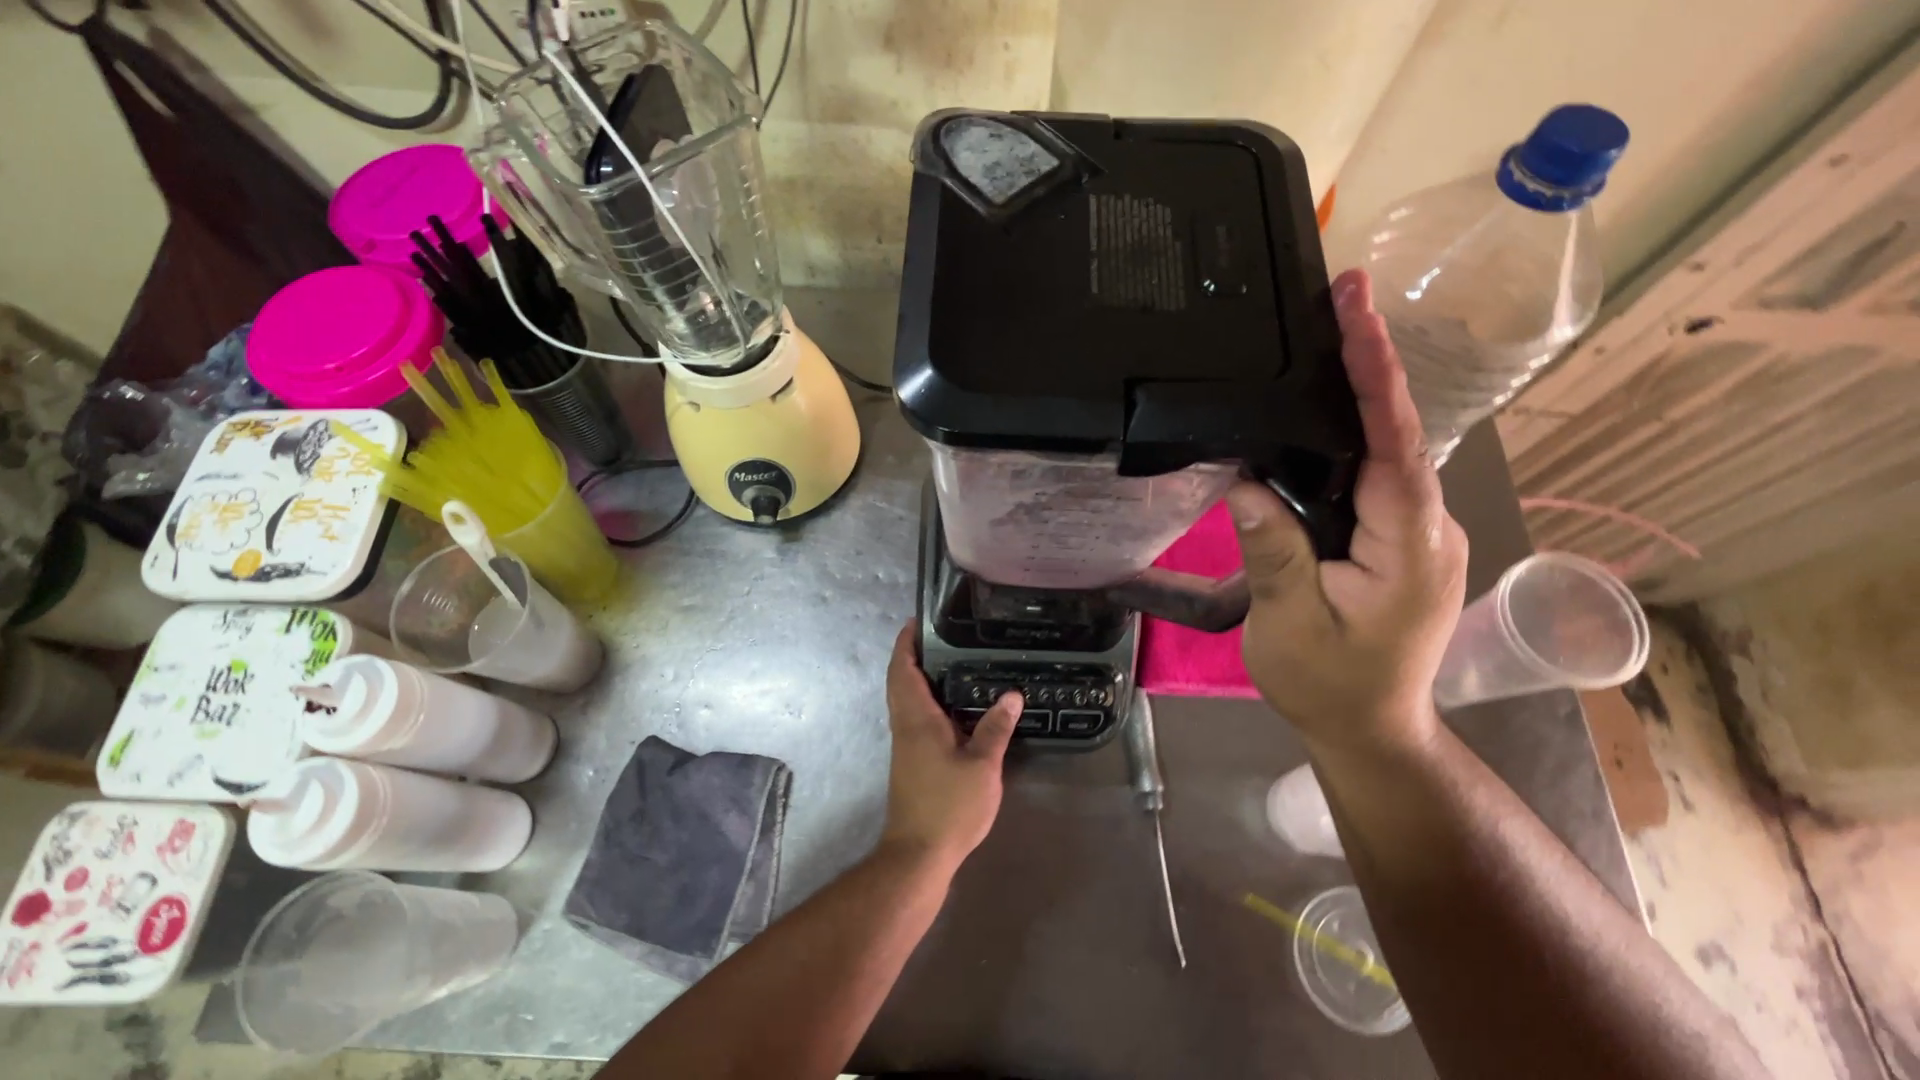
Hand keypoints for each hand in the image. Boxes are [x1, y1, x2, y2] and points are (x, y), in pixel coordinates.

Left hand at [879, 624, 1022, 869]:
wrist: (918, 853)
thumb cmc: (949, 805)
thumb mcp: (982, 765)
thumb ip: (996, 727)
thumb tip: (1011, 694)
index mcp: (916, 719)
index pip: (903, 669)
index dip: (907, 643)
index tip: (919, 620)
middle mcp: (905, 726)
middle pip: (901, 681)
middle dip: (916, 656)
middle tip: (946, 636)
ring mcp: (906, 746)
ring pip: (907, 701)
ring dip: (922, 679)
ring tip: (957, 663)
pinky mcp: (912, 762)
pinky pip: (916, 718)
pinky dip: (930, 702)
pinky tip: (957, 707)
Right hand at [1228, 269, 1468, 754]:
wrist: (1371, 731)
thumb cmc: (1331, 686)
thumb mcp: (1290, 625)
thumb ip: (1275, 551)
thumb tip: (1247, 481)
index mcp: (1410, 546)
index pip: (1396, 446)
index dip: (1376, 375)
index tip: (1357, 312)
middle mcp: (1429, 526)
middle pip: (1397, 434)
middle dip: (1368, 363)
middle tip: (1335, 299)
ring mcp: (1420, 531)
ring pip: (1387, 452)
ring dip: (1357, 396)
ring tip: (1323, 337)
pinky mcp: (1402, 539)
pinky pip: (1376, 477)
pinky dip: (1349, 438)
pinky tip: (1316, 416)